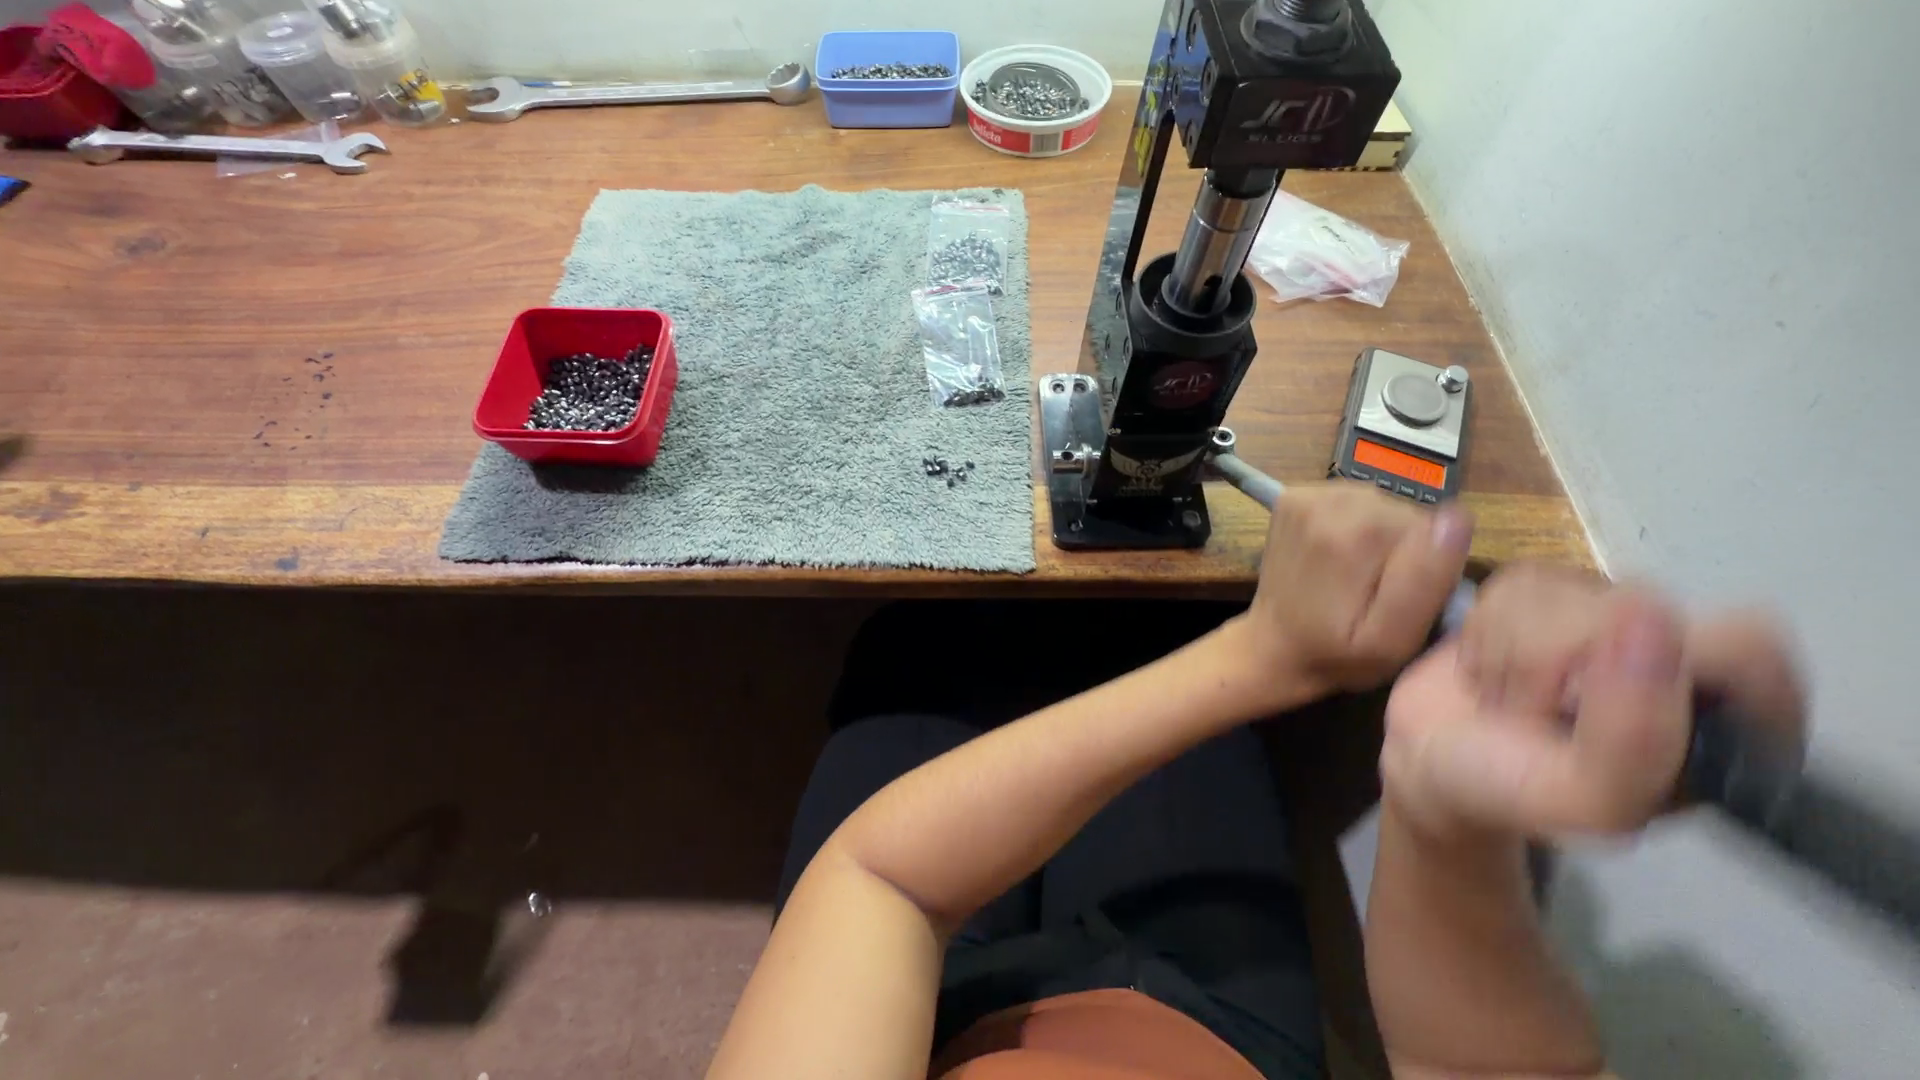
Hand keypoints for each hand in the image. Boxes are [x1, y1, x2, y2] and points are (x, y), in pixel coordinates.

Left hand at [1241, 484, 1473, 695]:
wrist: (1274, 646)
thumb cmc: (1338, 654)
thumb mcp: (1392, 638)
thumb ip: (1426, 579)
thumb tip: (1457, 518)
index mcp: (1359, 534)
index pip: (1435, 528)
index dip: (1428, 565)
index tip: (1400, 598)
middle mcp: (1330, 502)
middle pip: (1405, 514)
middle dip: (1402, 552)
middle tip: (1376, 593)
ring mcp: (1306, 495)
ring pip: (1381, 506)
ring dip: (1377, 540)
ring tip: (1355, 579)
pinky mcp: (1293, 496)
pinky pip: (1352, 503)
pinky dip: (1353, 528)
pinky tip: (1337, 560)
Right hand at [1382, 564, 1806, 837]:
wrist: (1427, 765)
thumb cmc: (1506, 792)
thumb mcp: (1584, 799)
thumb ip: (1636, 737)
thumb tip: (1651, 614)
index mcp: (1731, 719)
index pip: (1743, 644)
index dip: (1654, 667)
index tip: (1591, 703)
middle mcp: (1685, 659)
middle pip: (1639, 603)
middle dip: (1557, 658)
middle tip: (1536, 712)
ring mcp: (1614, 621)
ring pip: (1569, 585)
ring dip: (1511, 648)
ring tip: (1508, 698)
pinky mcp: (1553, 593)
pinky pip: (1521, 578)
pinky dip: (1485, 628)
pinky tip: (1491, 668)